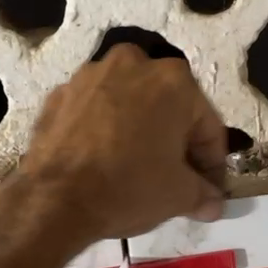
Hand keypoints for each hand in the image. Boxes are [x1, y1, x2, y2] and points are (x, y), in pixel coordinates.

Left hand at [17, 43, 228, 240]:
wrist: (55, 198)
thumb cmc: (129, 187)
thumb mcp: (178, 196)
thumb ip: (202, 193)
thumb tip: (212, 203)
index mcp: (173, 80)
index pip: (207, 126)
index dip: (213, 163)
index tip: (211, 189)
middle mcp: (133, 64)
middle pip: (167, 106)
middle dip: (175, 141)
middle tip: (177, 177)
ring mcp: (90, 75)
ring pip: (128, 103)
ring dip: (138, 129)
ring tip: (138, 167)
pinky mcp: (58, 95)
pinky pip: (94, 112)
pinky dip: (103, 131)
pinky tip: (103, 161)